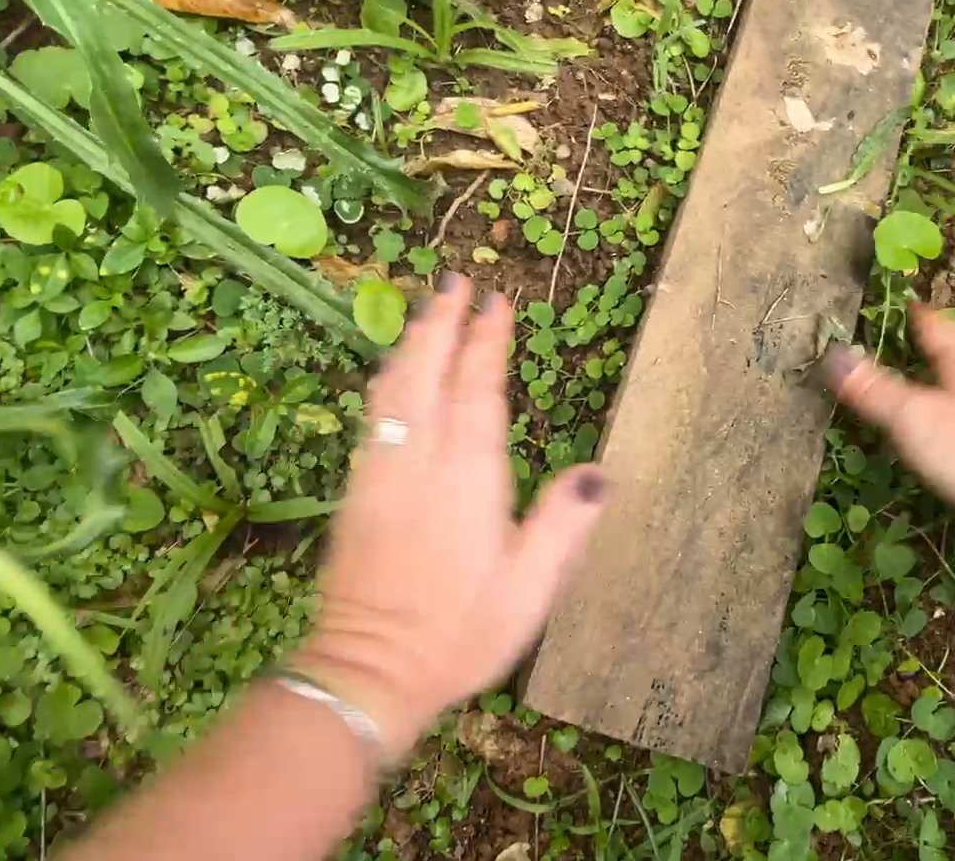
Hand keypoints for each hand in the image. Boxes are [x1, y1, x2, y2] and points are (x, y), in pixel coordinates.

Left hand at [293, 275, 608, 756]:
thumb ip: (562, 525)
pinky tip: (392, 371)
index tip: (495, 302)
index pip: (478, 392)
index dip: (487, 342)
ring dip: (412, 342)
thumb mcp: (528, 591)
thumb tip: (598, 471)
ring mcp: (381, 473)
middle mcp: (421, 463)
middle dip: (442, 323)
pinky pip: (374, 416)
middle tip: (453, 281)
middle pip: (429, 375)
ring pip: (394, 389)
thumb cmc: (459, 632)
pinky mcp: (357, 491)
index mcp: (468, 479)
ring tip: (426, 308)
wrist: (366, 673)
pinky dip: (387, 380)